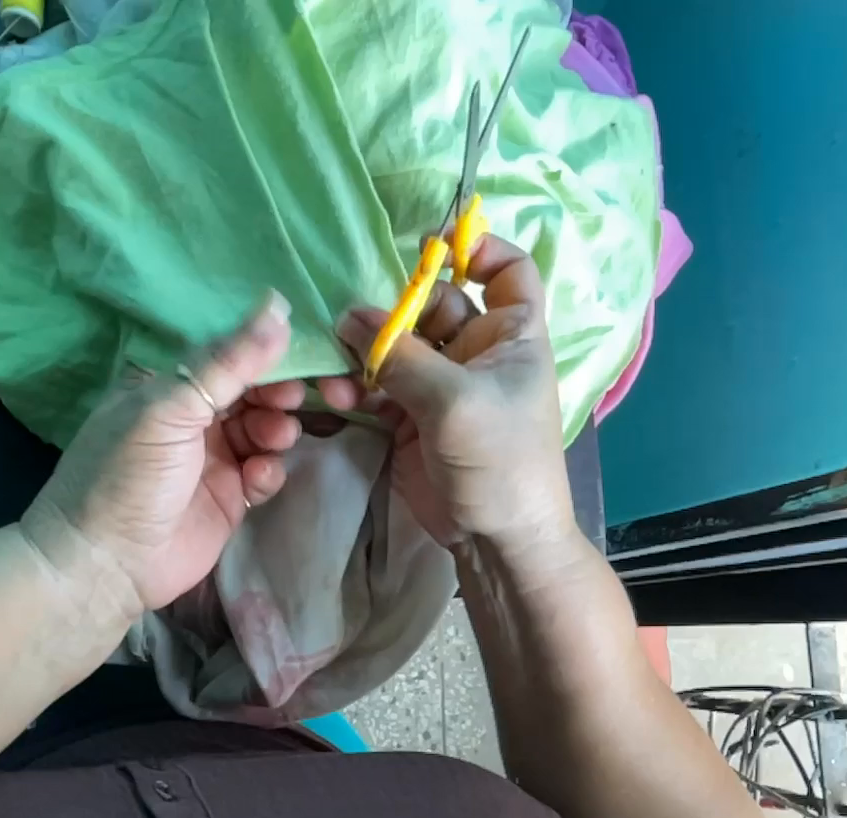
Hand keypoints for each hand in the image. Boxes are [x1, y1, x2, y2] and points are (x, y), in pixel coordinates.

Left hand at [26, 291, 353, 614]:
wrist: (108, 564)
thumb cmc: (128, 475)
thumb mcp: (170, 409)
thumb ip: (227, 361)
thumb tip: (279, 306)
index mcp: (169, 384)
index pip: (230, 355)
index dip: (270, 354)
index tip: (307, 356)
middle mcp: (194, 416)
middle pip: (255, 391)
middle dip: (280, 394)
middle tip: (290, 403)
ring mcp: (214, 458)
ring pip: (266, 430)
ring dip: (276, 431)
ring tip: (271, 441)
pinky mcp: (230, 497)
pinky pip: (265, 472)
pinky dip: (268, 472)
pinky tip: (256, 482)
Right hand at [335, 234, 577, 555]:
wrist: (495, 537)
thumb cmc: (499, 459)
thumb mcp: (455, 401)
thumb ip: (401, 356)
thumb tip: (349, 316)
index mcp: (512, 334)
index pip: (507, 270)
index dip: (478, 250)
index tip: (433, 249)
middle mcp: (477, 351)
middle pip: (434, 306)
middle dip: (395, 313)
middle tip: (355, 328)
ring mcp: (442, 384)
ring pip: (399, 347)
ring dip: (367, 353)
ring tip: (338, 369)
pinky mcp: (413, 416)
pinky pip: (380, 385)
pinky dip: (358, 385)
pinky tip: (334, 392)